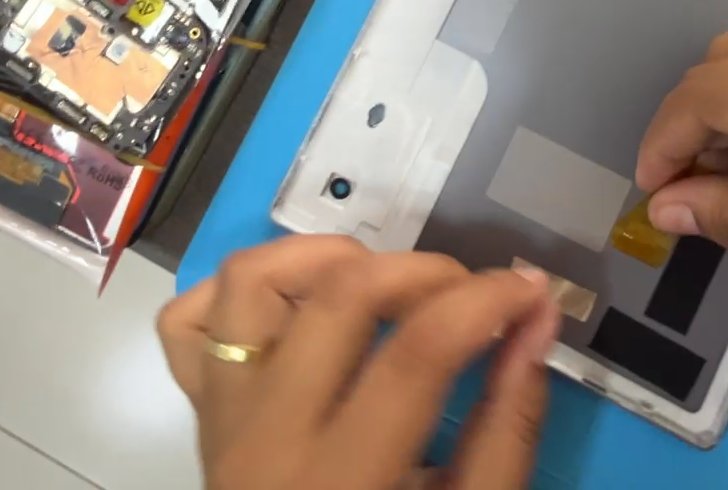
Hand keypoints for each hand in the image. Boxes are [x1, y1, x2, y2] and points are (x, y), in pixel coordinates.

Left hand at [157, 235, 560, 489]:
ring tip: (386, 288)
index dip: (486, 302)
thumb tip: (535, 317)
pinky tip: (306, 306)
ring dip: (328, 260)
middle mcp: (264, 441)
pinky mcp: (201, 411)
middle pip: (339, 297)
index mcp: (339, 484)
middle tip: (469, 294)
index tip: (530, 291)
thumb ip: (507, 424)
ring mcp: (221, 420)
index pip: (415, 354)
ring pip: (249, 281)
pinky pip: (192, 319)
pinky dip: (252, 289)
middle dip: (424, 271)